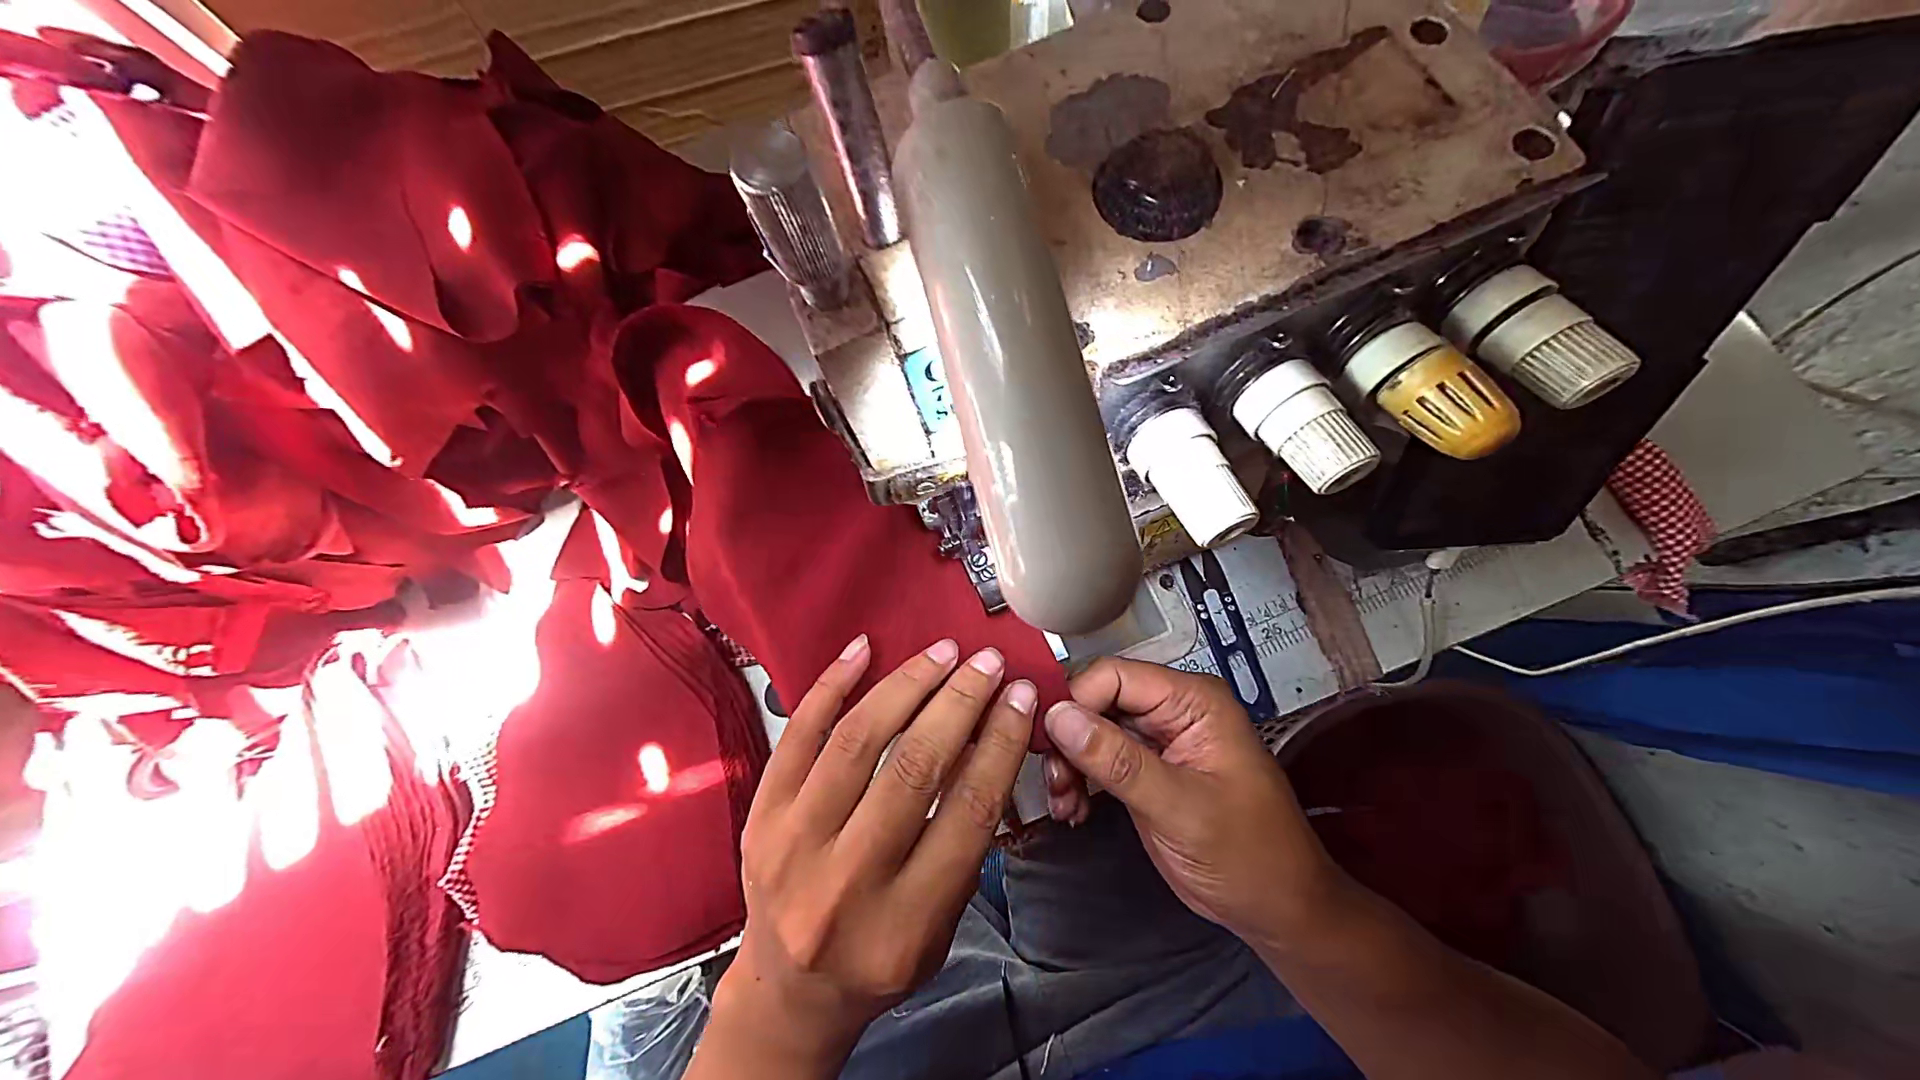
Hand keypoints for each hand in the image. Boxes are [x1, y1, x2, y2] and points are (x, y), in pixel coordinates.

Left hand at [691, 636, 1035, 1077]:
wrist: (789, 991)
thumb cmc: (878, 958)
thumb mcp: (940, 924)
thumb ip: (964, 842)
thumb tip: (986, 742)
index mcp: (904, 921)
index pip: (968, 809)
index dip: (1001, 741)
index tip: (1019, 696)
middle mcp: (845, 880)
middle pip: (913, 766)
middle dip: (959, 702)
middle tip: (986, 663)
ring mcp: (793, 842)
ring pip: (857, 740)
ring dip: (906, 685)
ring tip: (941, 652)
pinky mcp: (760, 815)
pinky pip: (798, 735)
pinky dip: (832, 685)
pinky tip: (863, 650)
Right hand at [1041, 658, 1342, 946]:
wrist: (1278, 908)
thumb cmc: (1250, 855)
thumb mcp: (1181, 808)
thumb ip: (1118, 760)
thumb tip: (1060, 717)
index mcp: (1191, 701)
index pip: (1112, 676)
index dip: (1074, 703)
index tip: (1047, 742)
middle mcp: (1171, 709)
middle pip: (1095, 700)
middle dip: (1067, 738)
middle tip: (1054, 781)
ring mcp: (1156, 738)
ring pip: (1089, 729)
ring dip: (1068, 763)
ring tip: (1065, 801)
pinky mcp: (1144, 766)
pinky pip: (1096, 757)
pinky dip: (1078, 779)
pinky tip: (1074, 807)